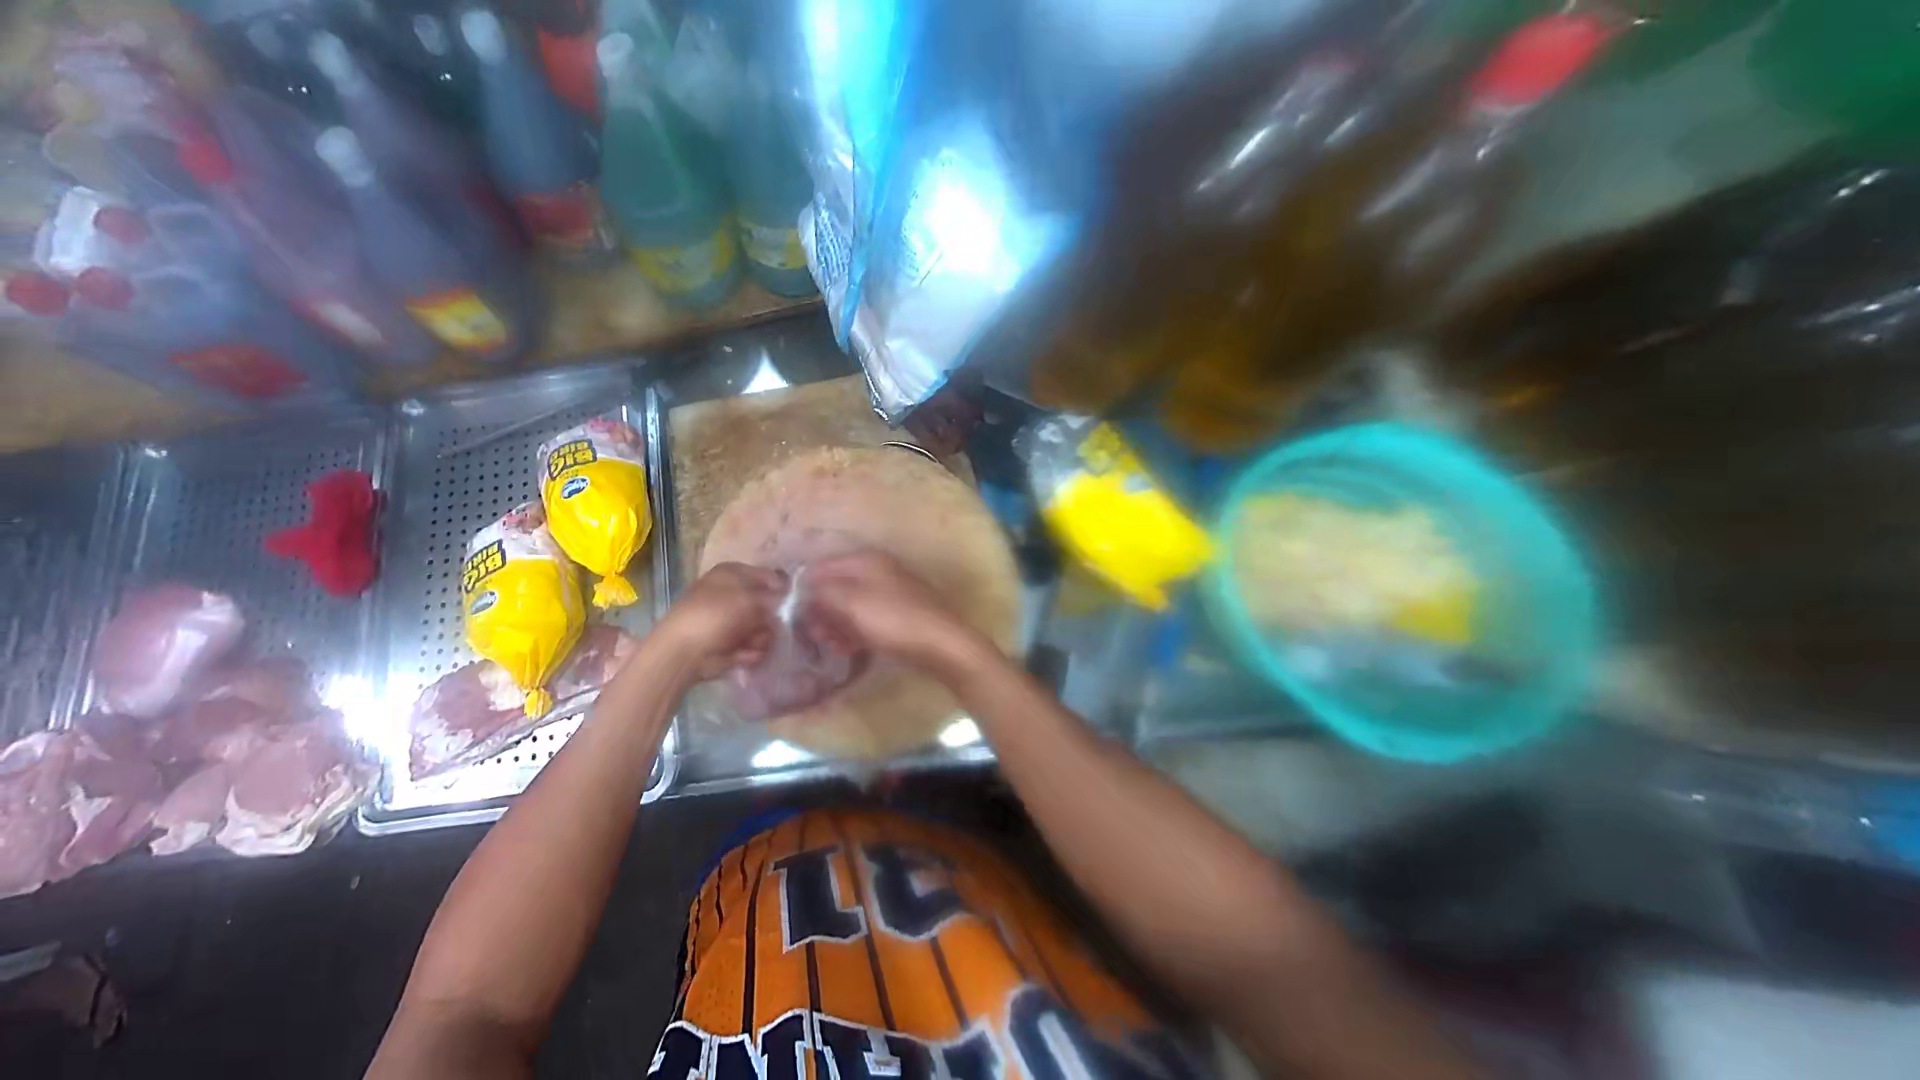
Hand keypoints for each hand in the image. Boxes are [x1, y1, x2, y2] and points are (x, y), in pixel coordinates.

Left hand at [658, 563, 784, 678]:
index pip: (771, 576)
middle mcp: (734, 593)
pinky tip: (742, 655)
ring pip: (764, 628)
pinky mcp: (730, 643)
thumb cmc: (716, 615)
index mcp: (734, 573)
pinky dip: (750, 652)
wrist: (684, 651)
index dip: (785, 590)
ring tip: (750, 644)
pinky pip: (753, 646)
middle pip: (770, 606)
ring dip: (761, 638)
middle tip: (769, 626)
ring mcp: (732, 620)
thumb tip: (792, 601)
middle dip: (772, 619)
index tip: (796, 605)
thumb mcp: (751, 599)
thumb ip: (777, 598)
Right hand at [803, 551, 985, 680]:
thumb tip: (804, 589)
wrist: (941, 644)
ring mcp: (891, 592)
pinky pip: (868, 619)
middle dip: (821, 610)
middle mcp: (879, 570)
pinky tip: (847, 649)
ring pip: (852, 605)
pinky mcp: (900, 615)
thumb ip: (822, 592)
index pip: (823, 567)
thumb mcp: (850, 604)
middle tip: (811, 634)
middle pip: (837, 586)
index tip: (792, 613)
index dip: (804, 589)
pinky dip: (855, 632)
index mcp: (866, 560)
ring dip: (836, 624)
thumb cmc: (893, 621)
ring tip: (828, 645)